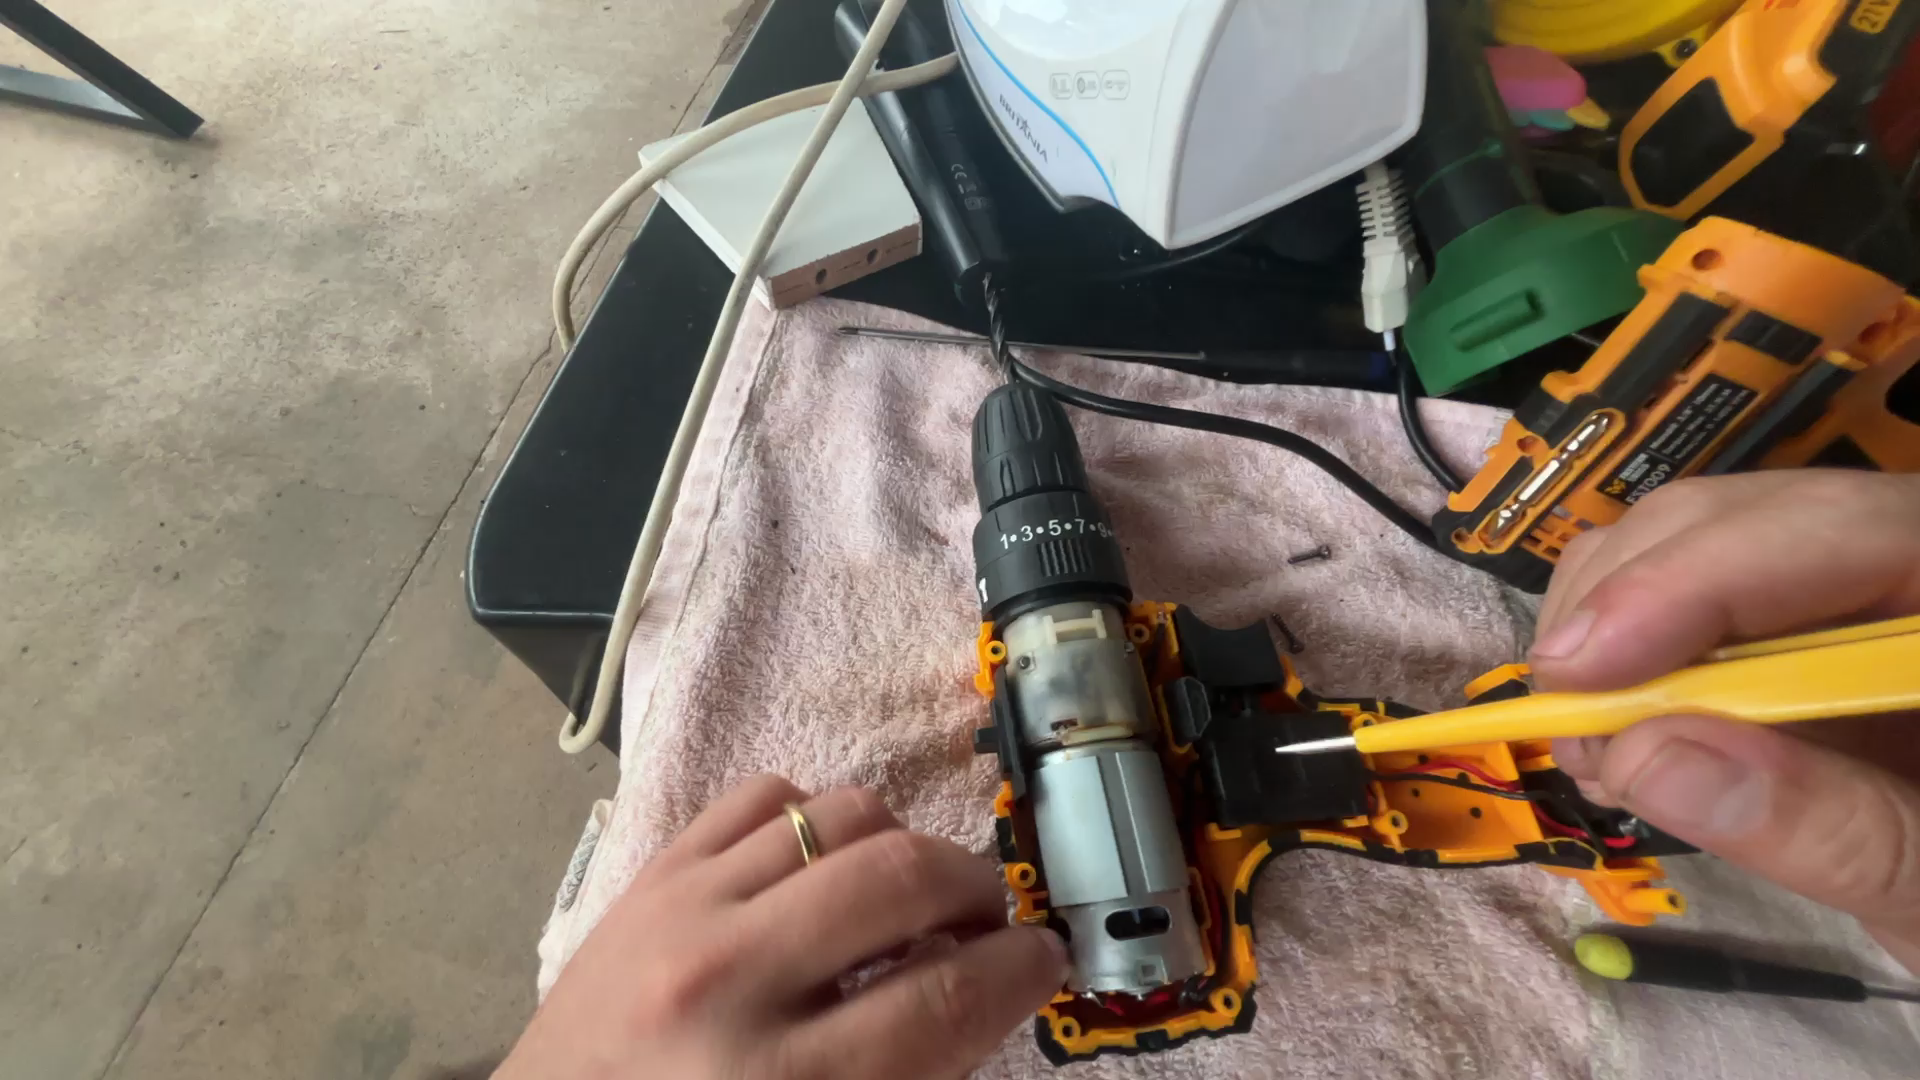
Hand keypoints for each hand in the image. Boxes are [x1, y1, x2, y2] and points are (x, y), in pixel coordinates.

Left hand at [498, 776, 1065, 1078]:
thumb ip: (908, 1065)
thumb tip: (981, 982)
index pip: (941, 1003)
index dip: (1016, 971)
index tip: (1043, 954)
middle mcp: (729, 982)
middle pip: (900, 879)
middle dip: (973, 887)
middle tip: (985, 912)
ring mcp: (682, 908)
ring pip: (842, 813)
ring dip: (900, 842)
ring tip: (902, 883)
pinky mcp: (652, 869)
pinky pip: (764, 793)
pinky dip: (813, 814)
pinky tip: (815, 858)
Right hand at [1528, 471, 1919, 970]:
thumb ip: (1832, 827)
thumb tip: (1636, 757)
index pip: (1823, 528)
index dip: (1678, 585)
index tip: (1579, 676)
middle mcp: (1894, 553)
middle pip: (1714, 522)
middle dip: (1611, 610)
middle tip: (1567, 715)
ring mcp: (1822, 574)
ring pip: (1660, 545)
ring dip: (1591, 636)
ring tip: (1591, 742)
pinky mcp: (1764, 607)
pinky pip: (1645, 586)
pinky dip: (1601, 654)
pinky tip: (1610, 729)